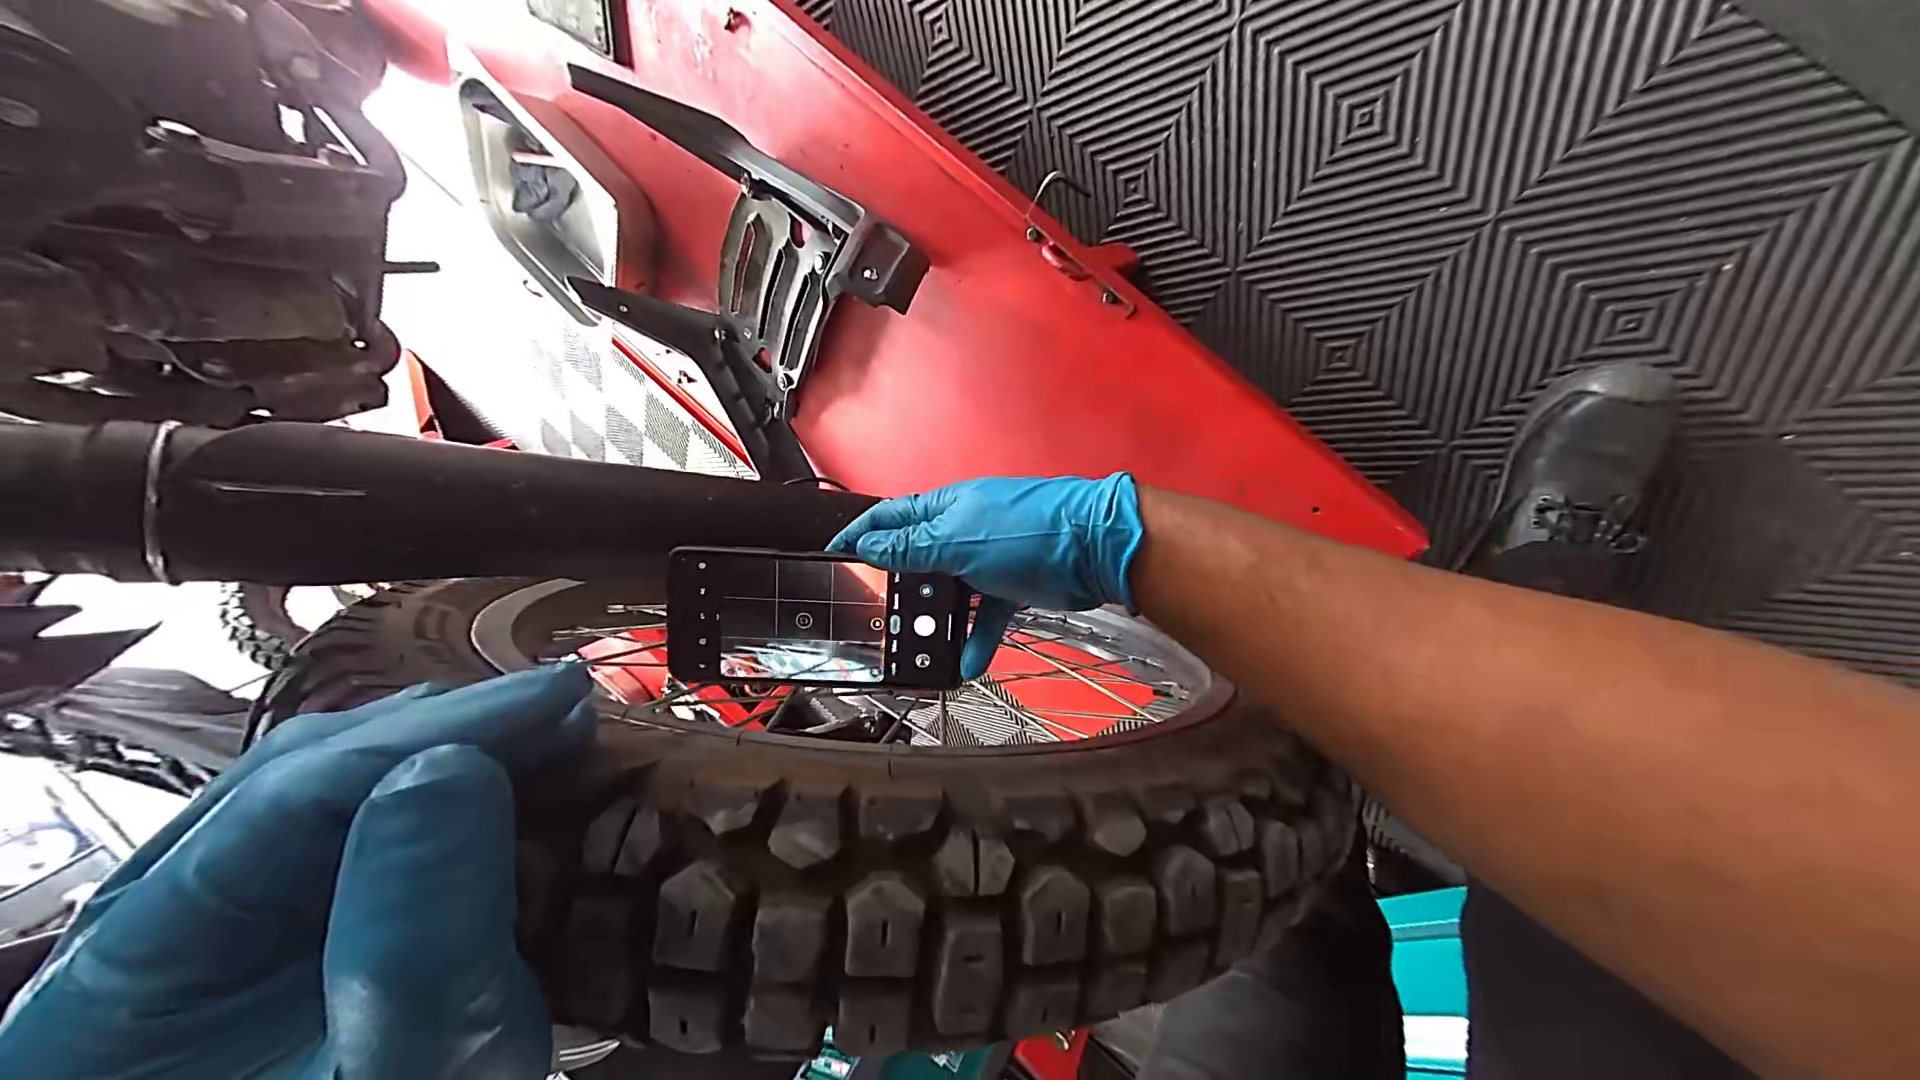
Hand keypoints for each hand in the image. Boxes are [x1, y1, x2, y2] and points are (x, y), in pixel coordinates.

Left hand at [0, 665, 596, 1079]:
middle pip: (313, 772)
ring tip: (559, 729)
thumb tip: (460, 760)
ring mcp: (239, 915)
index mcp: (125, 981)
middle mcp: (163, 926)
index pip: (289, 798)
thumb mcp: (420, 1071)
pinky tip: (525, 772)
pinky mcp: (318, 910)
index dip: (444, 729)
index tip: (562, 695)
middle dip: (460, 726)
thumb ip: (420, 935)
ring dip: (470, 744)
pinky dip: (470, 784)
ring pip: (353, 781)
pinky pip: (388, 818)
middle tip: (570, 706)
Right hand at [827, 473, 1144, 678]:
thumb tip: (869, 543)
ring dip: (939, 618)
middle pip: (918, 557)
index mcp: (945, 509)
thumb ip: (912, 546)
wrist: (1095, 548)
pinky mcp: (1011, 584)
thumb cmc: (1035, 531)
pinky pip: (985, 614)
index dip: (862, 533)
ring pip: (950, 591)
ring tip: (922, 642)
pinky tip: (969, 659)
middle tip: (882, 609)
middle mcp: (964, 530)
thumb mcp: (959, 540)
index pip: (891, 518)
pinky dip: (977, 637)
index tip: (838, 551)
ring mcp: (988, 558)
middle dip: (901, 584)